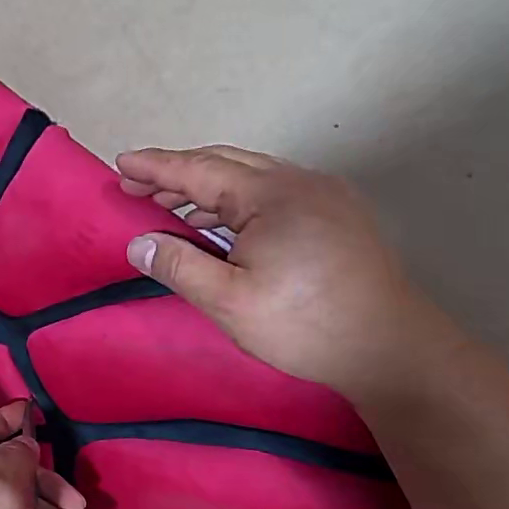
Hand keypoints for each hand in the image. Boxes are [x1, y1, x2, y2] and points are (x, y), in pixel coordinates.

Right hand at [119, 145, 447, 400]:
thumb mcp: (228, 300)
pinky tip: (224, 227)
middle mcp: (299, 182)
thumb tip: (138, 243)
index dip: (156, 167)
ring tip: (172, 207)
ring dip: (208, 189)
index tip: (120, 162)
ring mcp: (324, 196)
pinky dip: (238, 202)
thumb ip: (178, 266)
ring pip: (253, 178)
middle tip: (138, 185)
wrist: (387, 346)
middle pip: (227, 164)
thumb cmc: (302, 324)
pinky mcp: (337, 217)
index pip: (199, 170)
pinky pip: (275, 194)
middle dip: (178, 173)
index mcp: (270, 195)